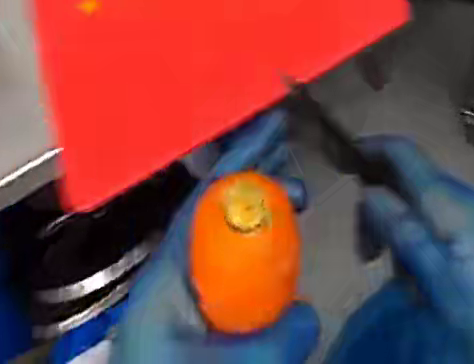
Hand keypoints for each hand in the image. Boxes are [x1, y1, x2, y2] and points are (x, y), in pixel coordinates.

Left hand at [113, 111, 320, 363]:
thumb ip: (267, 347)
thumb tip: (309, 313)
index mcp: (164, 279)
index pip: (203, 202)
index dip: (239, 163)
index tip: (271, 131)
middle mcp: (173, 278)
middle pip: (214, 210)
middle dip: (252, 173)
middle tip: (291, 148)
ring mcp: (186, 302)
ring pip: (224, 236)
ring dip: (259, 207)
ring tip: (295, 186)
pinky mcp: (200, 325)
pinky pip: (233, 272)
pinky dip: (260, 250)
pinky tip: (283, 245)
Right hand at [354, 137, 473, 363]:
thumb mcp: (439, 280)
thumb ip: (403, 232)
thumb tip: (368, 193)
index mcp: (446, 199)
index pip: (403, 152)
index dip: (372, 147)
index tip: (344, 158)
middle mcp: (458, 195)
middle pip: (406, 178)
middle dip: (380, 205)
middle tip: (367, 252)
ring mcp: (472, 212)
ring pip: (419, 202)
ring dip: (398, 228)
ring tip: (396, 274)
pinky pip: (436, 221)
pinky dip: (418, 239)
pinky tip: (420, 276)